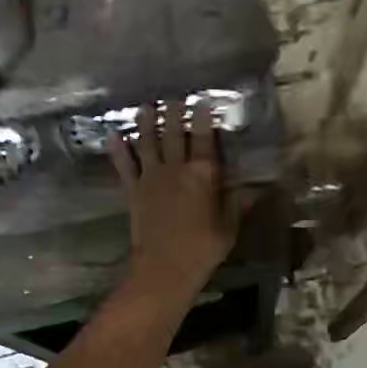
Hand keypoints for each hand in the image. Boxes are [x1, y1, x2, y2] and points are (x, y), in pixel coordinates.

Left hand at [108, 100, 234, 286]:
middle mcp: (175, 168)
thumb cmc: (202, 251)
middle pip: (174, 132)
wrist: (163, 269)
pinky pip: (124, 165)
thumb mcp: (228, 229)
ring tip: (146, 107)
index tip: (203, 100)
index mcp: (203, 175)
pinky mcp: (132, 191)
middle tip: (173, 97)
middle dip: (174, 112)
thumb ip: (236, 204)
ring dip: (146, 122)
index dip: (204, 117)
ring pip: (147, 141)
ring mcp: (151, 177)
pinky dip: (118, 150)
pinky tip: (113, 136)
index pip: (205, 138)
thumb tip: (253, 187)